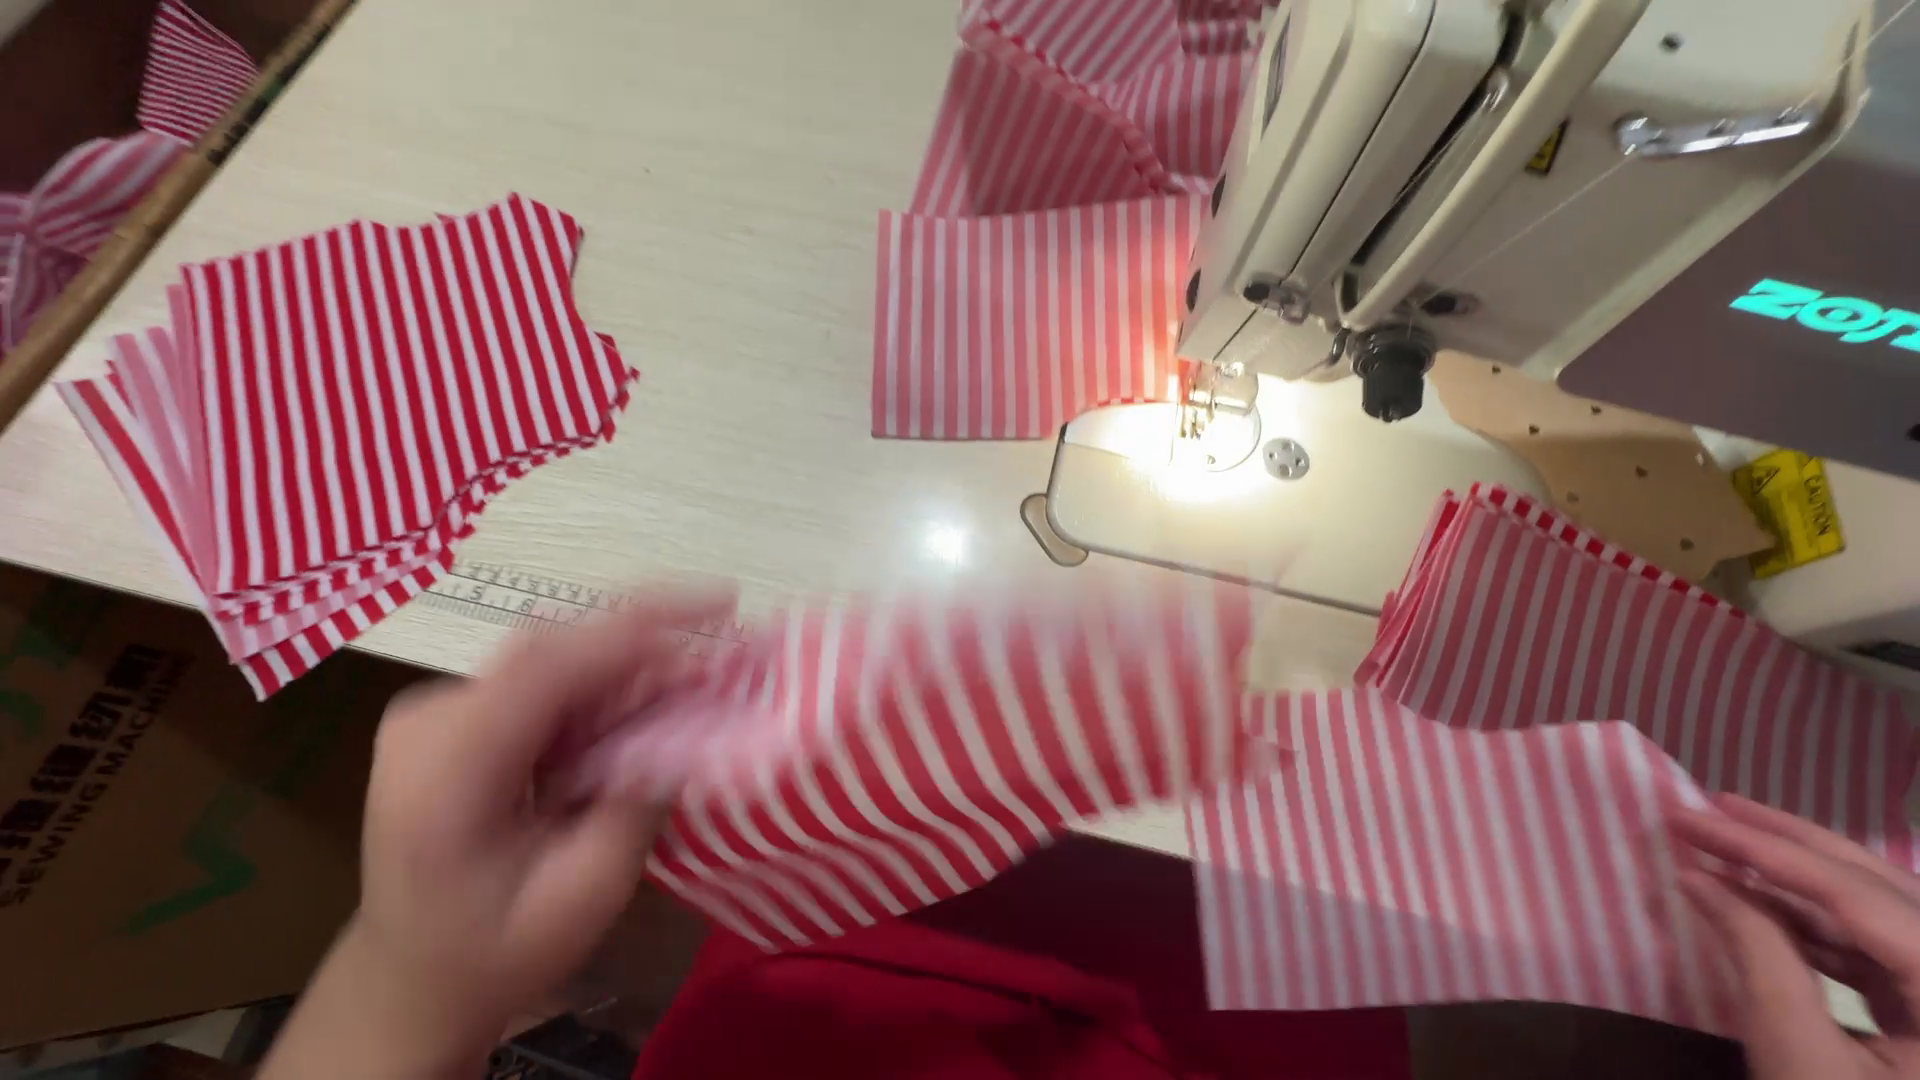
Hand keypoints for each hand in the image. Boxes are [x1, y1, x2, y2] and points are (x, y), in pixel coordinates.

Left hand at [350, 591, 732, 1044]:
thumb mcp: (583, 896)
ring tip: (695, 686)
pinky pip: (549, 679)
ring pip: (559, 659)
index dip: (639, 625)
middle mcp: (433, 719)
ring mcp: (441, 711)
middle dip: (650, 644)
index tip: (722, 605)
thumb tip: (691, 727)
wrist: (413, 980)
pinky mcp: (463, 715)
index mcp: (447, 770)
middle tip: (723, 660)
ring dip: (633, 667)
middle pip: (557, 650)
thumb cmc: (496, 953)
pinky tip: (645, 708)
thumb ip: (637, 806)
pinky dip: (607, 685)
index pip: (549, 665)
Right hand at [1669, 794, 1919, 1078]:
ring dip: (1800, 877)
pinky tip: (1760, 904)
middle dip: (1791, 842)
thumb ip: (1755, 953)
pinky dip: (1819, 921)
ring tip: (1724, 845)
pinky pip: (1887, 950)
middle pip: (1890, 890)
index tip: (1685, 814)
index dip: (1765, 848)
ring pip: (1889, 913)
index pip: (1859, 897)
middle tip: (1707, 806)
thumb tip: (1697, 875)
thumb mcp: (1799, 1057)